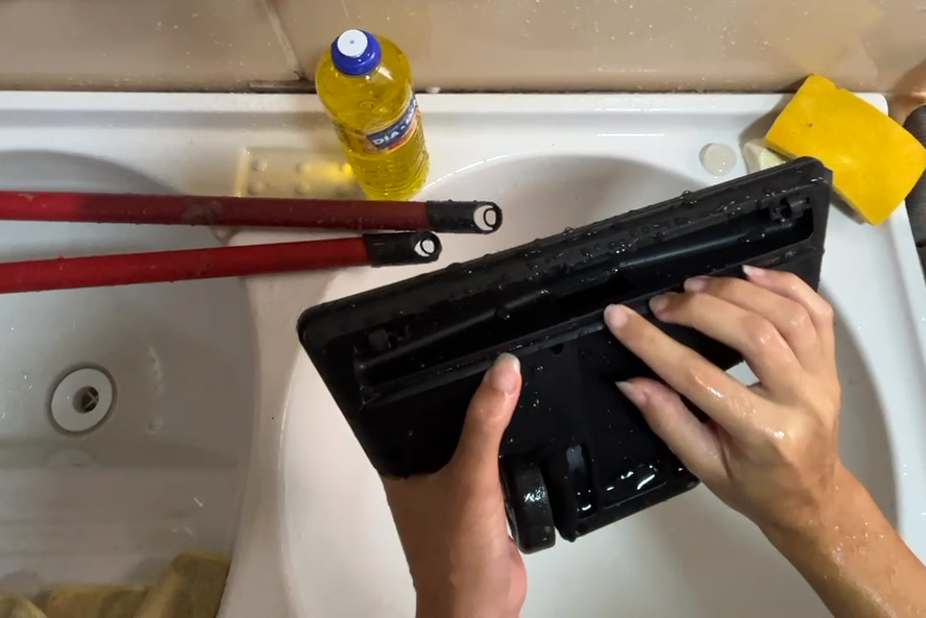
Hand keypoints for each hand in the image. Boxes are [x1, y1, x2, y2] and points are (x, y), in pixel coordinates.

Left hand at [379, 353, 526, 617]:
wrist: (483, 608)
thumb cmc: (457, 548)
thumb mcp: (471, 475)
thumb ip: (487, 421)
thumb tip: (506, 366)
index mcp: (401, 462)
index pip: (408, 404)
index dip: (426, 372)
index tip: (451, 335)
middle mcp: (421, 469)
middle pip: (445, 418)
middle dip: (467, 389)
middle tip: (491, 343)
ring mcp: (452, 486)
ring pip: (471, 438)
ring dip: (490, 416)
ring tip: (511, 370)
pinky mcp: (481, 501)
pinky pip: (492, 459)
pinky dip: (506, 442)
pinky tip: (524, 417)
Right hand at [606, 267, 925, 617]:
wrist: (814, 499)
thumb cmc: (757, 486)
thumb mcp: (705, 467)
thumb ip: (668, 420)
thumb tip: (630, 380)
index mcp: (767, 435)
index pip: (700, 378)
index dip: (653, 344)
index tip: (620, 318)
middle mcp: (802, 401)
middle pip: (753, 334)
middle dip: (698, 309)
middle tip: (663, 304)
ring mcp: (823, 378)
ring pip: (786, 314)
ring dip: (736, 290)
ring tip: (697, 286)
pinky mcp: (831, 362)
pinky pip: (817, 310)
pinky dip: (785, 283)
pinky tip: (749, 273)